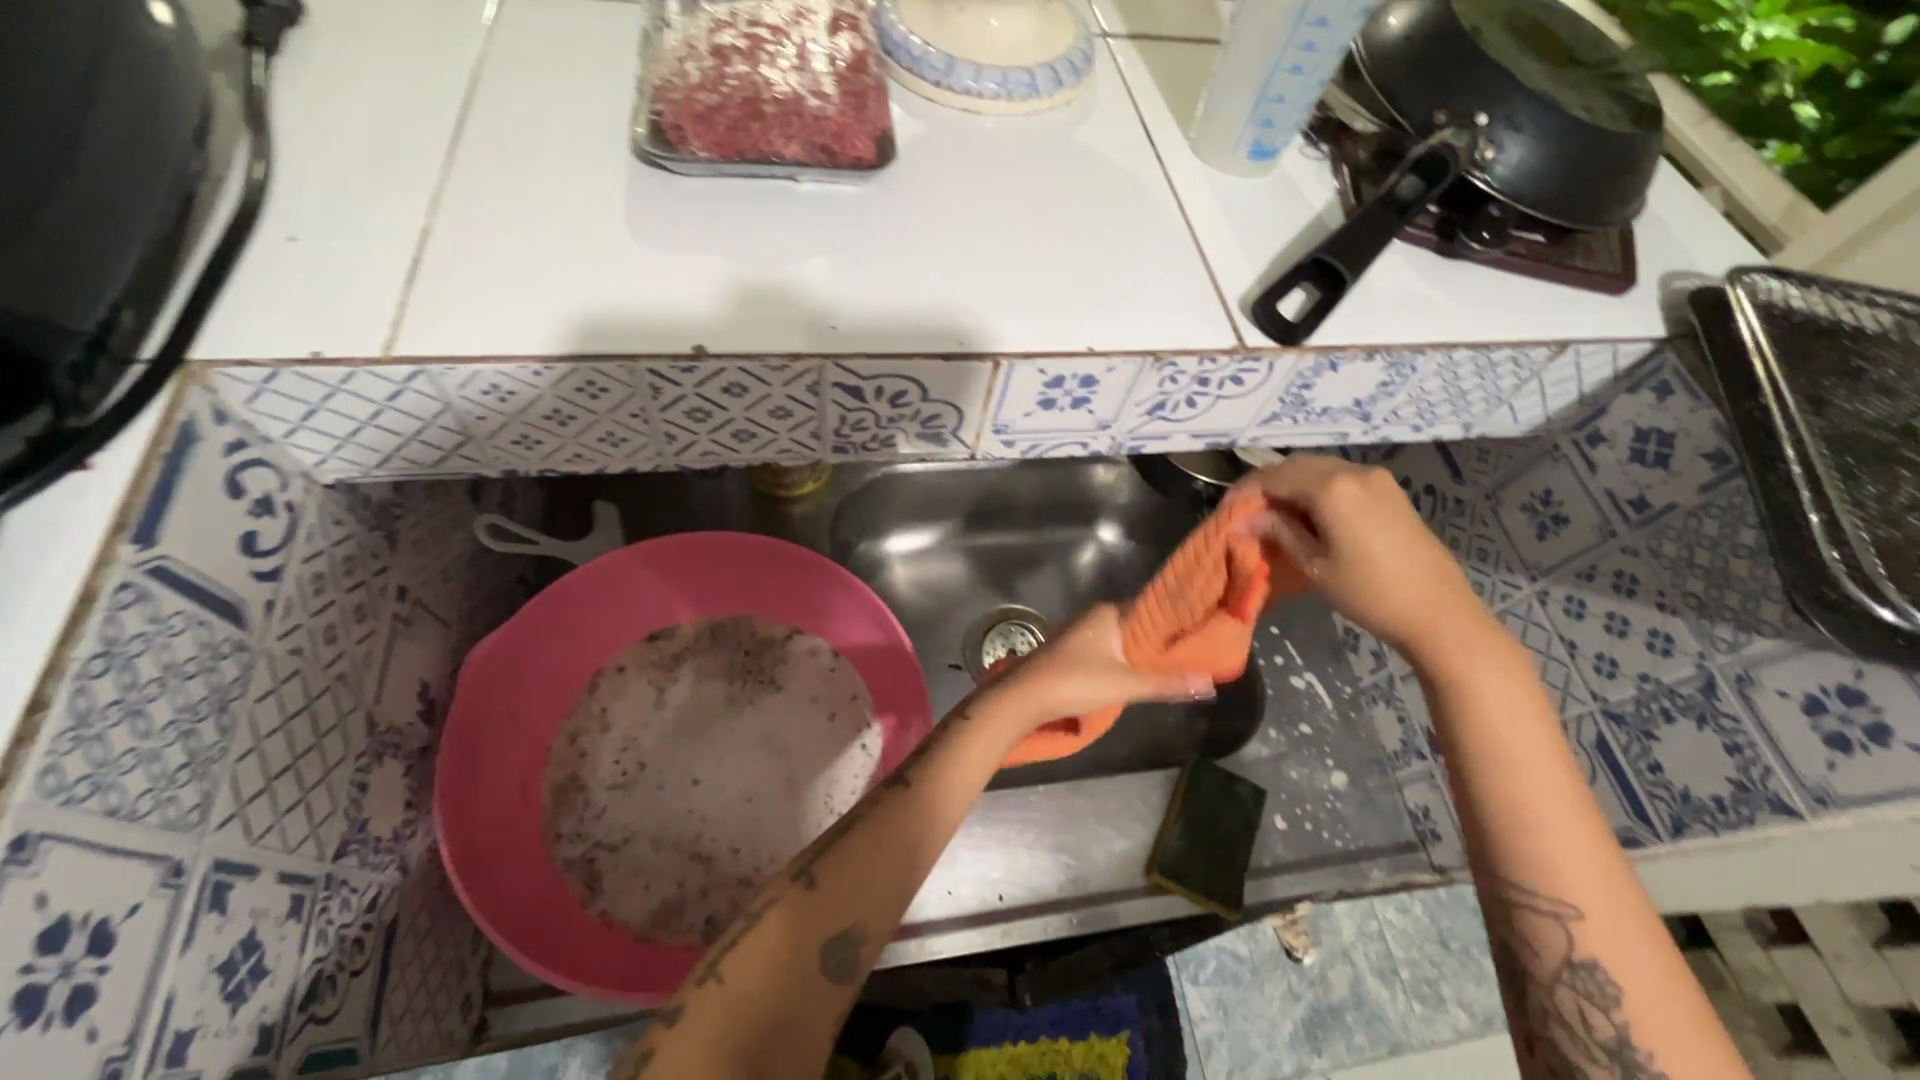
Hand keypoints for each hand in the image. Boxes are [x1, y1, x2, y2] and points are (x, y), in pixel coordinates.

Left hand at [988, 605, 1213, 730]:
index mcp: (1109, 612)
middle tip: (1194, 653)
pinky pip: (1109, 652)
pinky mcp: (1073, 653)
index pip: (1153, 608)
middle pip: (1138, 625)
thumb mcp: (1126, 684)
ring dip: (1142, 653)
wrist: (1024, 698)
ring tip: (1173, 666)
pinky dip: (1125, 661)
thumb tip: (1210, 684)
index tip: (1202, 630)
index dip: (1177, 620)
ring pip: (1122, 640)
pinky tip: (1138, 676)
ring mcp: (1081, 634)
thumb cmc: (1076, 682)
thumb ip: (1167, 683)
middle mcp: (1095, 617)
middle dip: (1162, 640)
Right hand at [1238, 454, 1497, 663]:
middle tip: (1246, 512)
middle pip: (1297, 465)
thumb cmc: (1368, 592)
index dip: (1245, 492)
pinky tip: (1308, 514)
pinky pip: (1342, 478)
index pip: (1274, 477)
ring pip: (1320, 469)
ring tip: (1273, 515)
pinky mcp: (1390, 492)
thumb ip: (1279, 532)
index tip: (1227, 513)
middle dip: (1267, 484)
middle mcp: (1354, 472)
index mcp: (1331, 488)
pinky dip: (1316, 489)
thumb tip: (1244, 519)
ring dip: (1292, 485)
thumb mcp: (1314, 565)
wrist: (1437, 611)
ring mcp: (1377, 479)